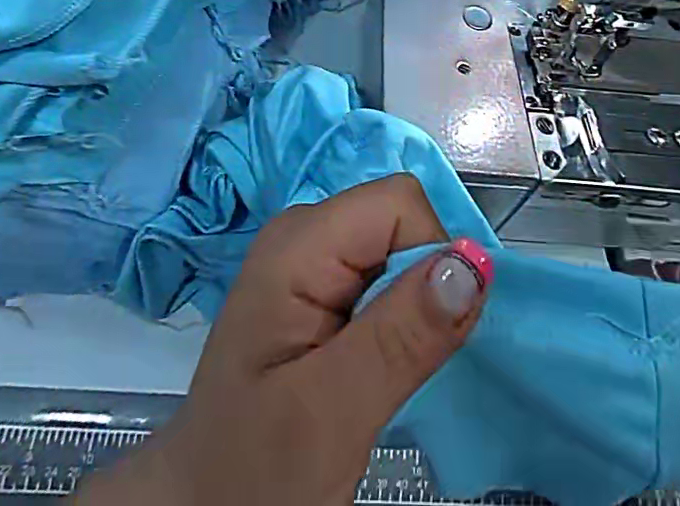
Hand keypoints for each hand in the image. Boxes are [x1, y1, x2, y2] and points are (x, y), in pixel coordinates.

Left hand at [75, 174, 491, 505]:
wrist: (205, 503)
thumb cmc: (254, 467)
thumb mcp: (330, 412)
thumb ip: (401, 336)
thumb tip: (475, 263)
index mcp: (299, 243)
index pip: (401, 204)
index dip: (432, 258)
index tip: (422, 334)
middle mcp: (306, 232)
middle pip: (403, 220)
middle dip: (425, 285)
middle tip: (396, 363)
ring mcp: (313, 257)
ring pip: (401, 248)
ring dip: (414, 306)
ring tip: (381, 369)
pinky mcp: (323, 284)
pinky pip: (387, 273)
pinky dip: (401, 315)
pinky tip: (375, 360)